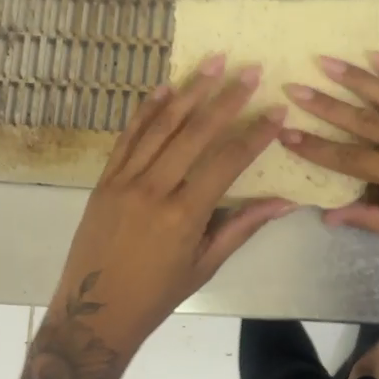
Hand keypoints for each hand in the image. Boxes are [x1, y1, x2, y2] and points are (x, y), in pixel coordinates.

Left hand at [58, 54, 295, 348]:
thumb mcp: (206, 264)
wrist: (92, 314)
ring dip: (189, 92)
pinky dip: (146, 111)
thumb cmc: (157, 295)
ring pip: (160, 126)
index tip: (277, 110)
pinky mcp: (103, 180)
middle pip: (195, 133)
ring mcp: (123, 181)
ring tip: (213, 63)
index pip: (228, 162)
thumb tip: (286, 202)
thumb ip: (243, 226)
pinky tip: (164, 88)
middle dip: (226, 99)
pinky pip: (127, 137)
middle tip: (250, 70)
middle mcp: (153, 190)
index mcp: (184, 215)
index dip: (256, 135)